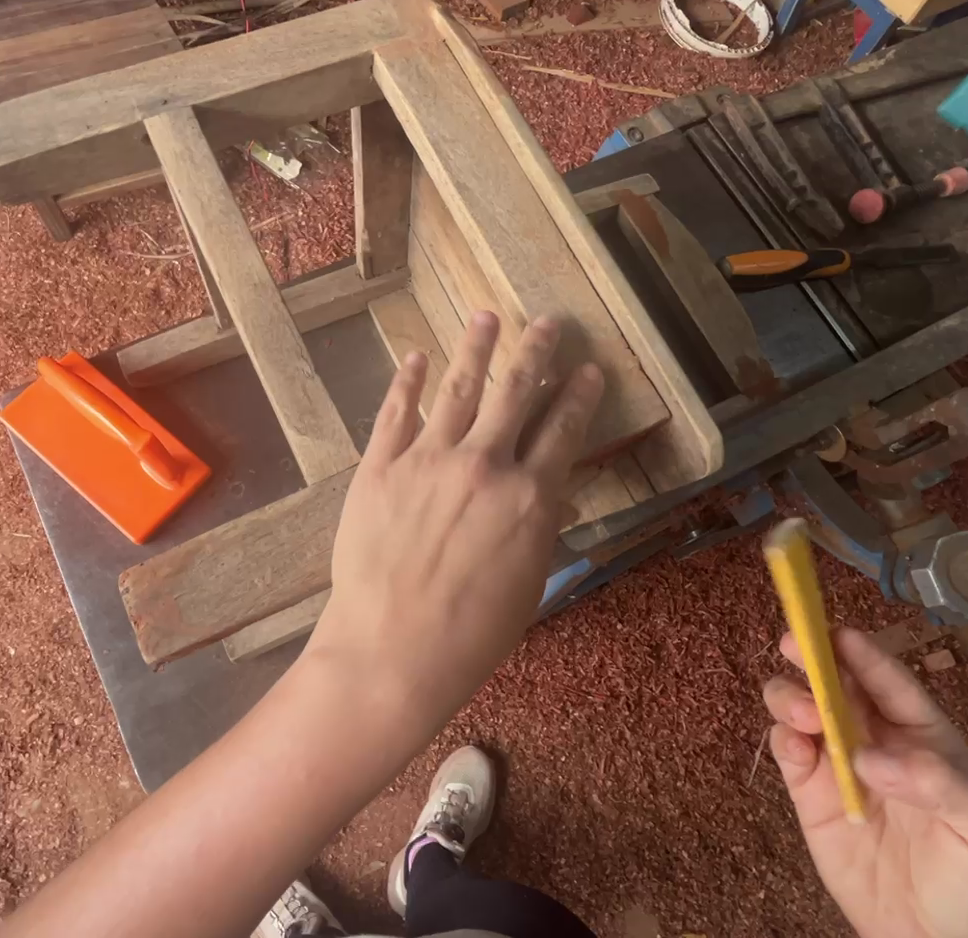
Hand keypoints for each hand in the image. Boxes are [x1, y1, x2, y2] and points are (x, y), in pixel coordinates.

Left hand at [306, 311, 603, 726]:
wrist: (392, 652)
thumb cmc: (472, 634)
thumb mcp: (528, 582)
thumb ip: (539, 526)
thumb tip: (552, 491)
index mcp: (528, 496)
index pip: (563, 430)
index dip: (578, 395)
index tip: (587, 369)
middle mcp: (483, 464)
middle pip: (516, 391)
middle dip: (536, 352)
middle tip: (549, 322)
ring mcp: (427, 460)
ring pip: (459, 387)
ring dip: (475, 347)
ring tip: (487, 316)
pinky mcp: (381, 467)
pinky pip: (397, 412)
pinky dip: (408, 381)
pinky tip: (417, 356)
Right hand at [765, 626, 967, 937]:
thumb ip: (942, 784)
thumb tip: (868, 757)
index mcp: (924, 736)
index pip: (892, 683)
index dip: (864, 654)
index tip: (837, 632)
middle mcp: (876, 739)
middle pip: (837, 683)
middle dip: (814, 659)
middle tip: (794, 645)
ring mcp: (837, 764)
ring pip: (802, 707)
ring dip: (792, 697)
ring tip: (800, 714)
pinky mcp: (807, 793)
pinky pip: (787, 751)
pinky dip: (781, 738)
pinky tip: (792, 746)